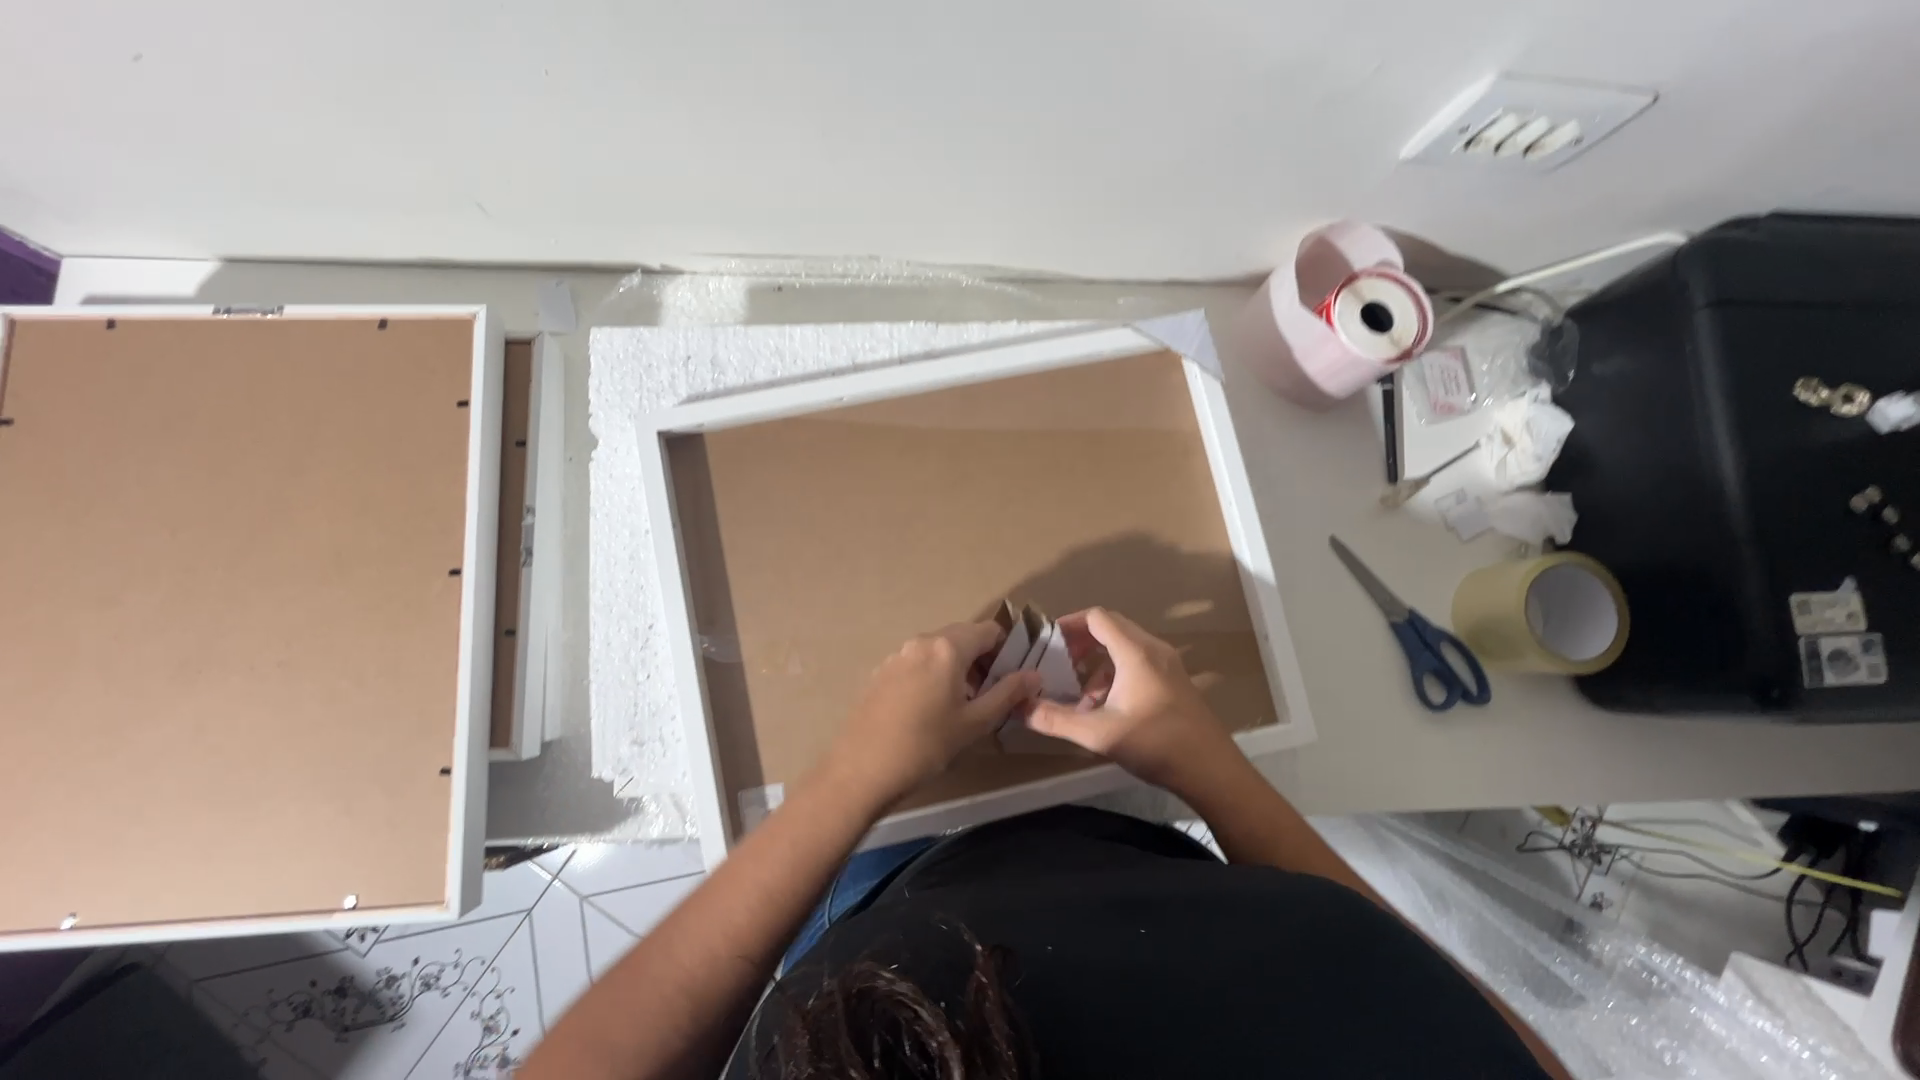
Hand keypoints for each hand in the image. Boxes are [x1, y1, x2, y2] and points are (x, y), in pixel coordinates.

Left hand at [822, 622, 1041, 804]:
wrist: (861, 769)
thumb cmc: (926, 745)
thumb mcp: (975, 723)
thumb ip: (1008, 693)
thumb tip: (1034, 675)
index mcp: (948, 647)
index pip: (989, 631)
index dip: (1007, 651)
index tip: (1012, 679)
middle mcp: (920, 642)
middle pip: (962, 638)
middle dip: (982, 660)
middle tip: (990, 696)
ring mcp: (896, 656)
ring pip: (938, 652)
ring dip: (956, 669)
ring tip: (961, 707)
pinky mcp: (879, 673)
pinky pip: (916, 665)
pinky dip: (932, 677)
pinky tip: (929, 712)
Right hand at [1024, 607, 1245, 793]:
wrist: (1211, 770)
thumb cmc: (1155, 744)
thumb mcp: (1098, 734)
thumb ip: (1056, 719)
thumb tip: (1020, 708)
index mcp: (1135, 652)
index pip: (1097, 617)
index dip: (1069, 624)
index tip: (1047, 642)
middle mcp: (1154, 650)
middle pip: (1112, 628)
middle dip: (1081, 642)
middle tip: (1058, 663)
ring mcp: (1169, 665)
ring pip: (1125, 647)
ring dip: (1099, 662)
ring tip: (1080, 693)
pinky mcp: (1176, 681)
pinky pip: (1139, 662)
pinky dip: (1117, 673)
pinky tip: (1107, 707)